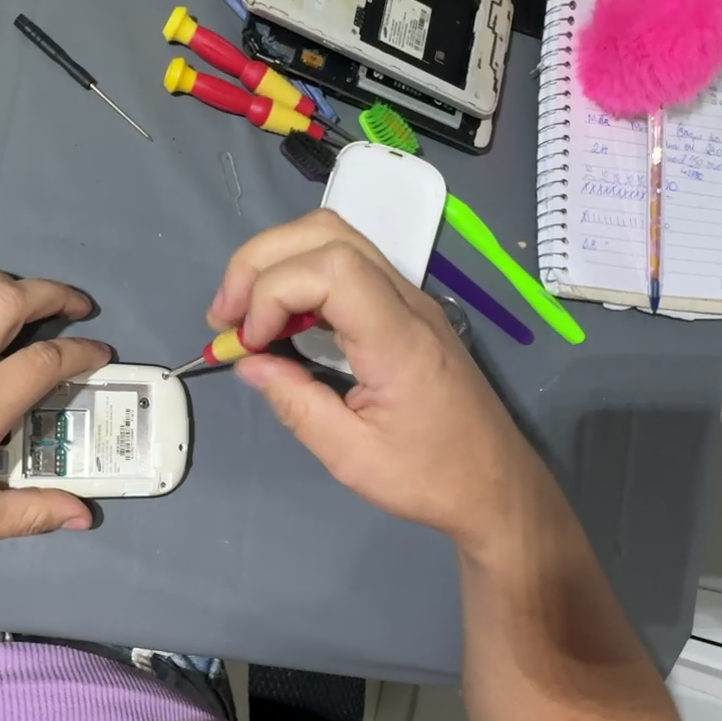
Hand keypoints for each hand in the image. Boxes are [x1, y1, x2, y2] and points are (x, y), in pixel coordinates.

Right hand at [208, 210, 560, 554]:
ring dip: (276, 264)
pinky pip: (345, 265)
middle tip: (224, 318)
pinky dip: (298, 277)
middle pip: (326, 234)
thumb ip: (294, 402)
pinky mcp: (404, 309)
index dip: (273, 291)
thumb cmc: (428, 477)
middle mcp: (407, 302)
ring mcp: (410, 299)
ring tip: (242, 314)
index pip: (331, 268)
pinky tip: (278, 319)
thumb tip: (247, 361)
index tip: (249, 343)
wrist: (497, 485)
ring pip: (334, 238)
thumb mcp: (350, 455)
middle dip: (259, 264)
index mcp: (399, 340)